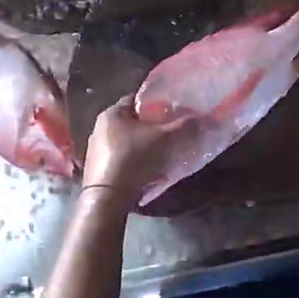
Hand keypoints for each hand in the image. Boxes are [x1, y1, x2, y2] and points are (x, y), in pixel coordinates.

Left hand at [80, 96, 207, 211]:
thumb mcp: (165, 139)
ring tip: (163, 156)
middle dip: (151, 128)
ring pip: (127, 143)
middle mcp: (100, 128)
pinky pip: (121, 161)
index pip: (136, 100)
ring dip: (144, 148)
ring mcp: (96, 150)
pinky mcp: (97, 170)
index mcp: (111, 113)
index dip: (156, 103)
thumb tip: (202, 118)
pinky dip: (135, 164)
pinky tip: (148, 174)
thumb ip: (184, 125)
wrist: (109, 197)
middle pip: (132, 123)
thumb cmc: (135, 158)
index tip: (172, 112)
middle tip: (171, 135)